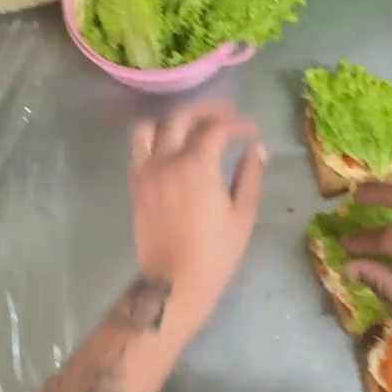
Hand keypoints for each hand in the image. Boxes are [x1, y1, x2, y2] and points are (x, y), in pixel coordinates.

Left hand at [129, 101, 266, 313]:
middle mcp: (166, 160)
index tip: (251, 130)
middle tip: (226, 114)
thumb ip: (250, 176)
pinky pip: (138, 149)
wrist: (173, 282)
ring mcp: (146, 171)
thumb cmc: (215, 252)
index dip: (237, 124)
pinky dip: (154, 139)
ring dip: (172, 120)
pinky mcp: (135, 185)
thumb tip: (256, 148)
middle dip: (206, 110)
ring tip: (191, 125)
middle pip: (180, 117)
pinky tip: (171, 147)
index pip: (216, 128)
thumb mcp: (242, 215)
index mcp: (196, 165)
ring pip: (150, 127)